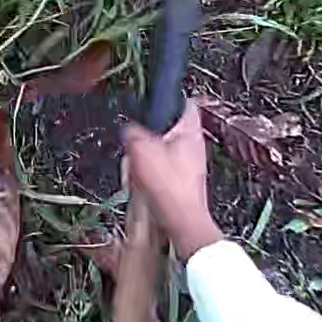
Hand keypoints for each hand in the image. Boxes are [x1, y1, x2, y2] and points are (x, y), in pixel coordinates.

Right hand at [122, 100, 222, 258]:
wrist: (181, 223)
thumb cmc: (170, 187)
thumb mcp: (140, 148)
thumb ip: (132, 131)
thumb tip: (127, 129)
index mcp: (190, 131)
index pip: (183, 102)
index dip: (167, 98)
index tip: (153, 100)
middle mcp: (194, 146)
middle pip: (166, 129)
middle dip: (147, 135)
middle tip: (137, 142)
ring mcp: (190, 165)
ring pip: (160, 151)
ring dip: (145, 157)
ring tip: (137, 168)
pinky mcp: (182, 182)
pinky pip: (160, 170)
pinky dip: (148, 174)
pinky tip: (141, 183)